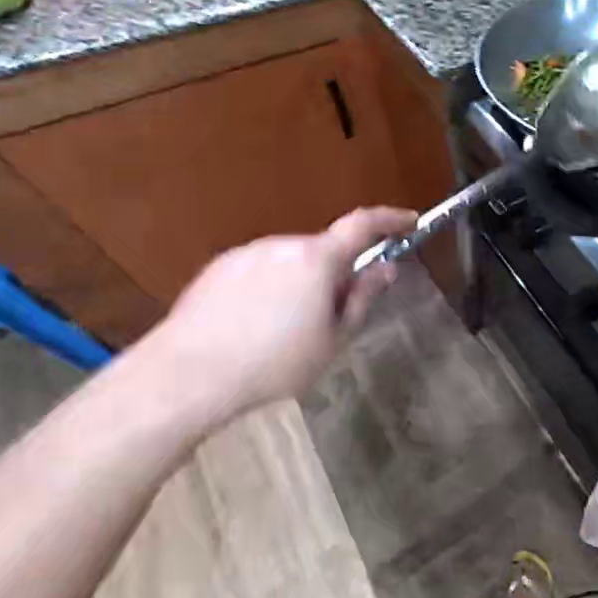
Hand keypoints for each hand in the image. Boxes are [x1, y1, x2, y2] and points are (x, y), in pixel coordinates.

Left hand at [142, 207, 416, 423]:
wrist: (187, 376)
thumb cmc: (274, 364)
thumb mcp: (333, 339)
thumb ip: (362, 298)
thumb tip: (386, 269)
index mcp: (317, 259)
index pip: (363, 225)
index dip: (391, 220)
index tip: (410, 221)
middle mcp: (282, 245)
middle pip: (323, 250)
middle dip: (336, 272)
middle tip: (336, 315)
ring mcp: (246, 254)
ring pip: (290, 262)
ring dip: (301, 283)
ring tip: (287, 333)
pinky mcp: (217, 269)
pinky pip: (259, 272)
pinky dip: (269, 290)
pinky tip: (254, 329)